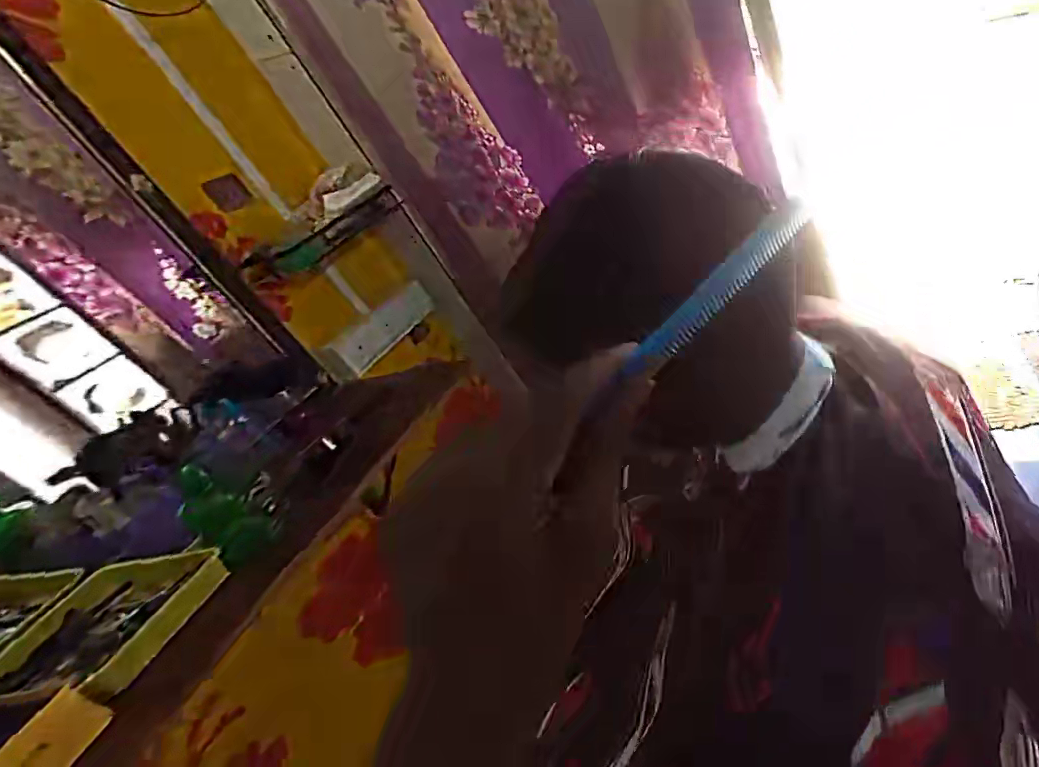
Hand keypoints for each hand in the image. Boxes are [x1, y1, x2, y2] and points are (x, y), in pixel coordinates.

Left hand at [376, 346, 650, 765]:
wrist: (467, 686)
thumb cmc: (547, 614)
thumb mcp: (593, 533)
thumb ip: (607, 450)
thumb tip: (636, 385)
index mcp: (503, 489)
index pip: (556, 402)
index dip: (597, 372)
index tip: (633, 353)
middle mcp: (451, 473)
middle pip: (524, 410)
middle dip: (567, 407)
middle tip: (603, 418)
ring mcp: (419, 485)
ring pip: (494, 428)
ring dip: (531, 433)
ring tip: (555, 470)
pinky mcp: (403, 499)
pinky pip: (465, 453)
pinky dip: (498, 456)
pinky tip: (514, 491)